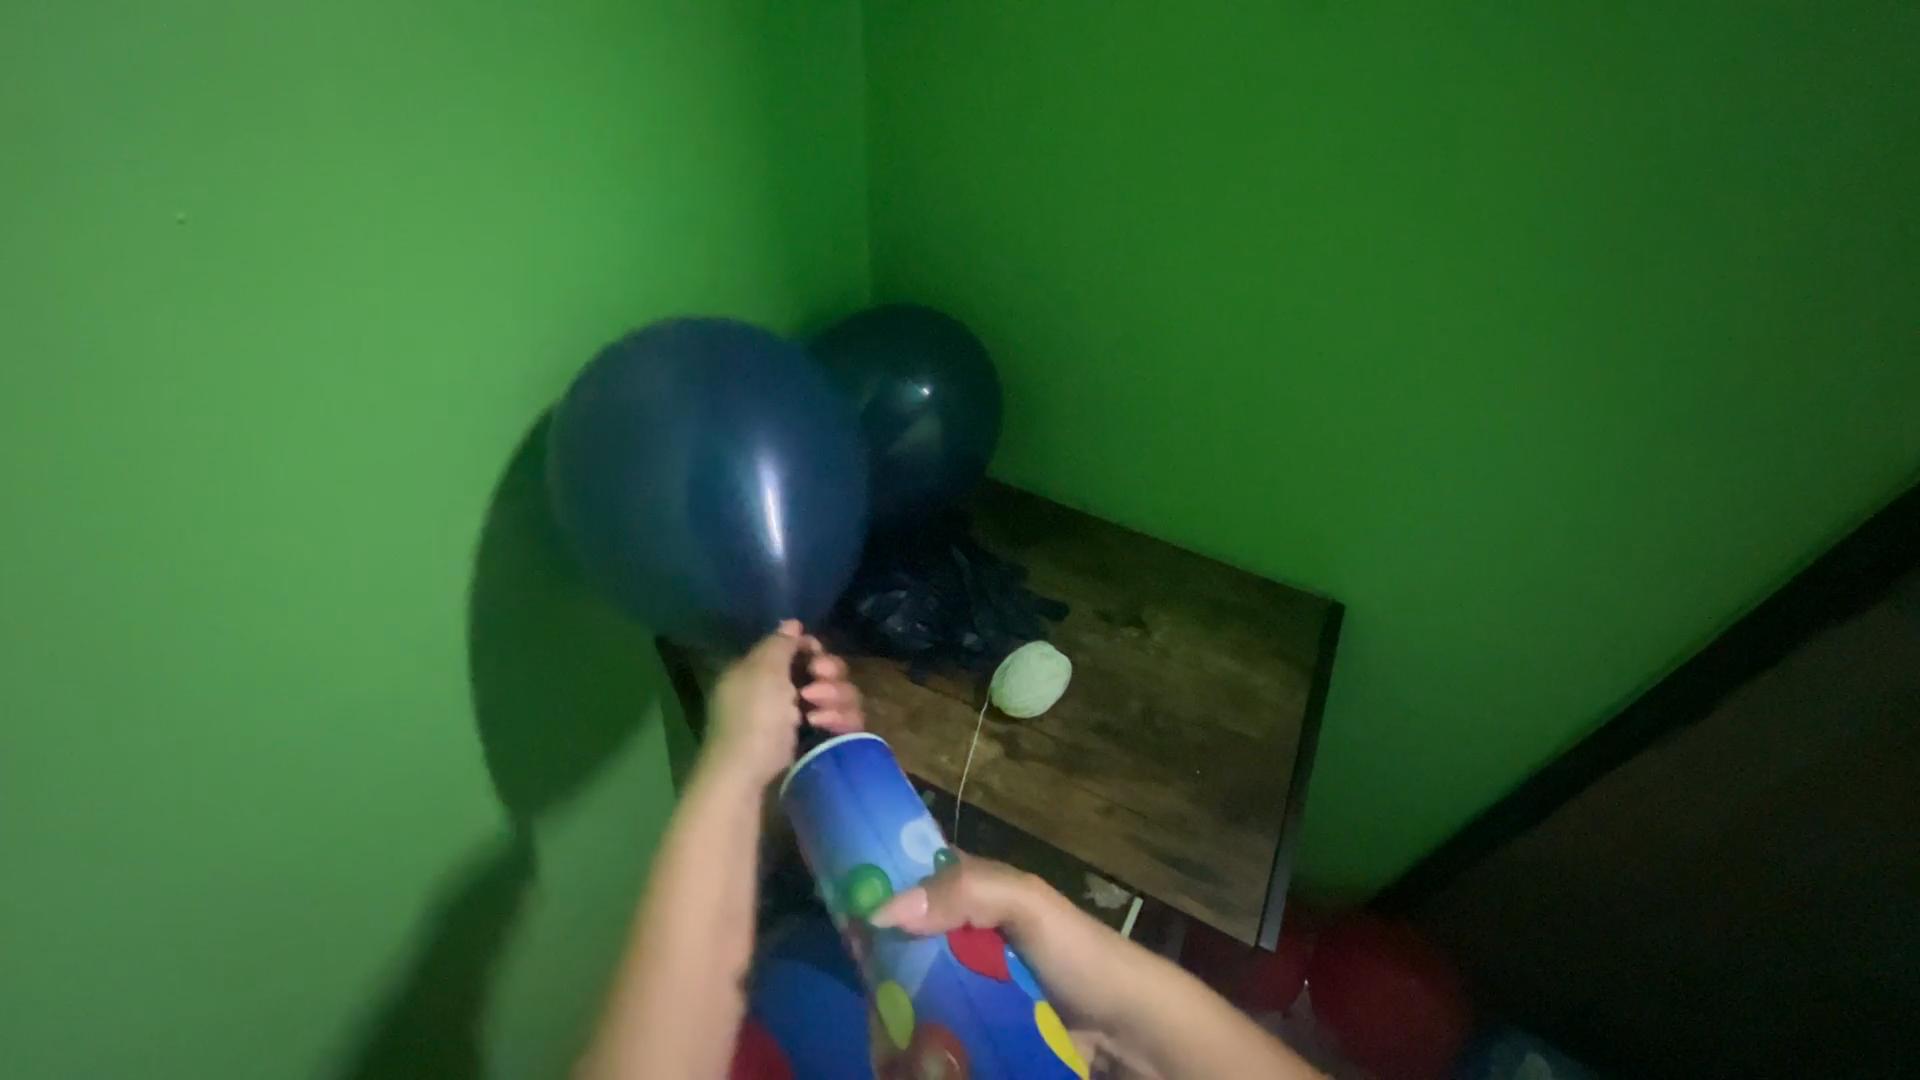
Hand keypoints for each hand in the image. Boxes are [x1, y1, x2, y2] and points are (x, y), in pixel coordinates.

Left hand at [703, 620, 862, 787]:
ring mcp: (803, 717)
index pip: (803, 649)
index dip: (815, 651)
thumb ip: (780, 643)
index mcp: (766, 671)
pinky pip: (843, 721)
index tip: (815, 660)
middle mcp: (787, 690)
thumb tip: (793, 624)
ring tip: (817, 716)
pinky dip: (838, 720)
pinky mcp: (819, 740)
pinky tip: (826, 726)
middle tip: (814, 691)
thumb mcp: (761, 670)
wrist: (746, 776)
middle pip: (828, 671)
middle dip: (829, 677)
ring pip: (841, 695)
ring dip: (836, 700)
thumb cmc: (751, 717)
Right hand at [869, 853, 1137, 1032]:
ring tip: (886, 1044)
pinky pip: (919, 1042)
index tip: (845, 922)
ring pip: (899, 1000)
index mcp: (963, 895)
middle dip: (875, 972)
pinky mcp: (961, 1037)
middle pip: (892, 950)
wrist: (1124, 1031)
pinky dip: (905, 1054)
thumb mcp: (1025, 901)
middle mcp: (951, 940)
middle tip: (872, 1000)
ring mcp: (956, 992)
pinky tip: (898, 1062)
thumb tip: (883, 912)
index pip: (901, 884)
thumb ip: (963, 890)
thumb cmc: (1076, 952)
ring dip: (888, 1021)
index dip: (870, 894)